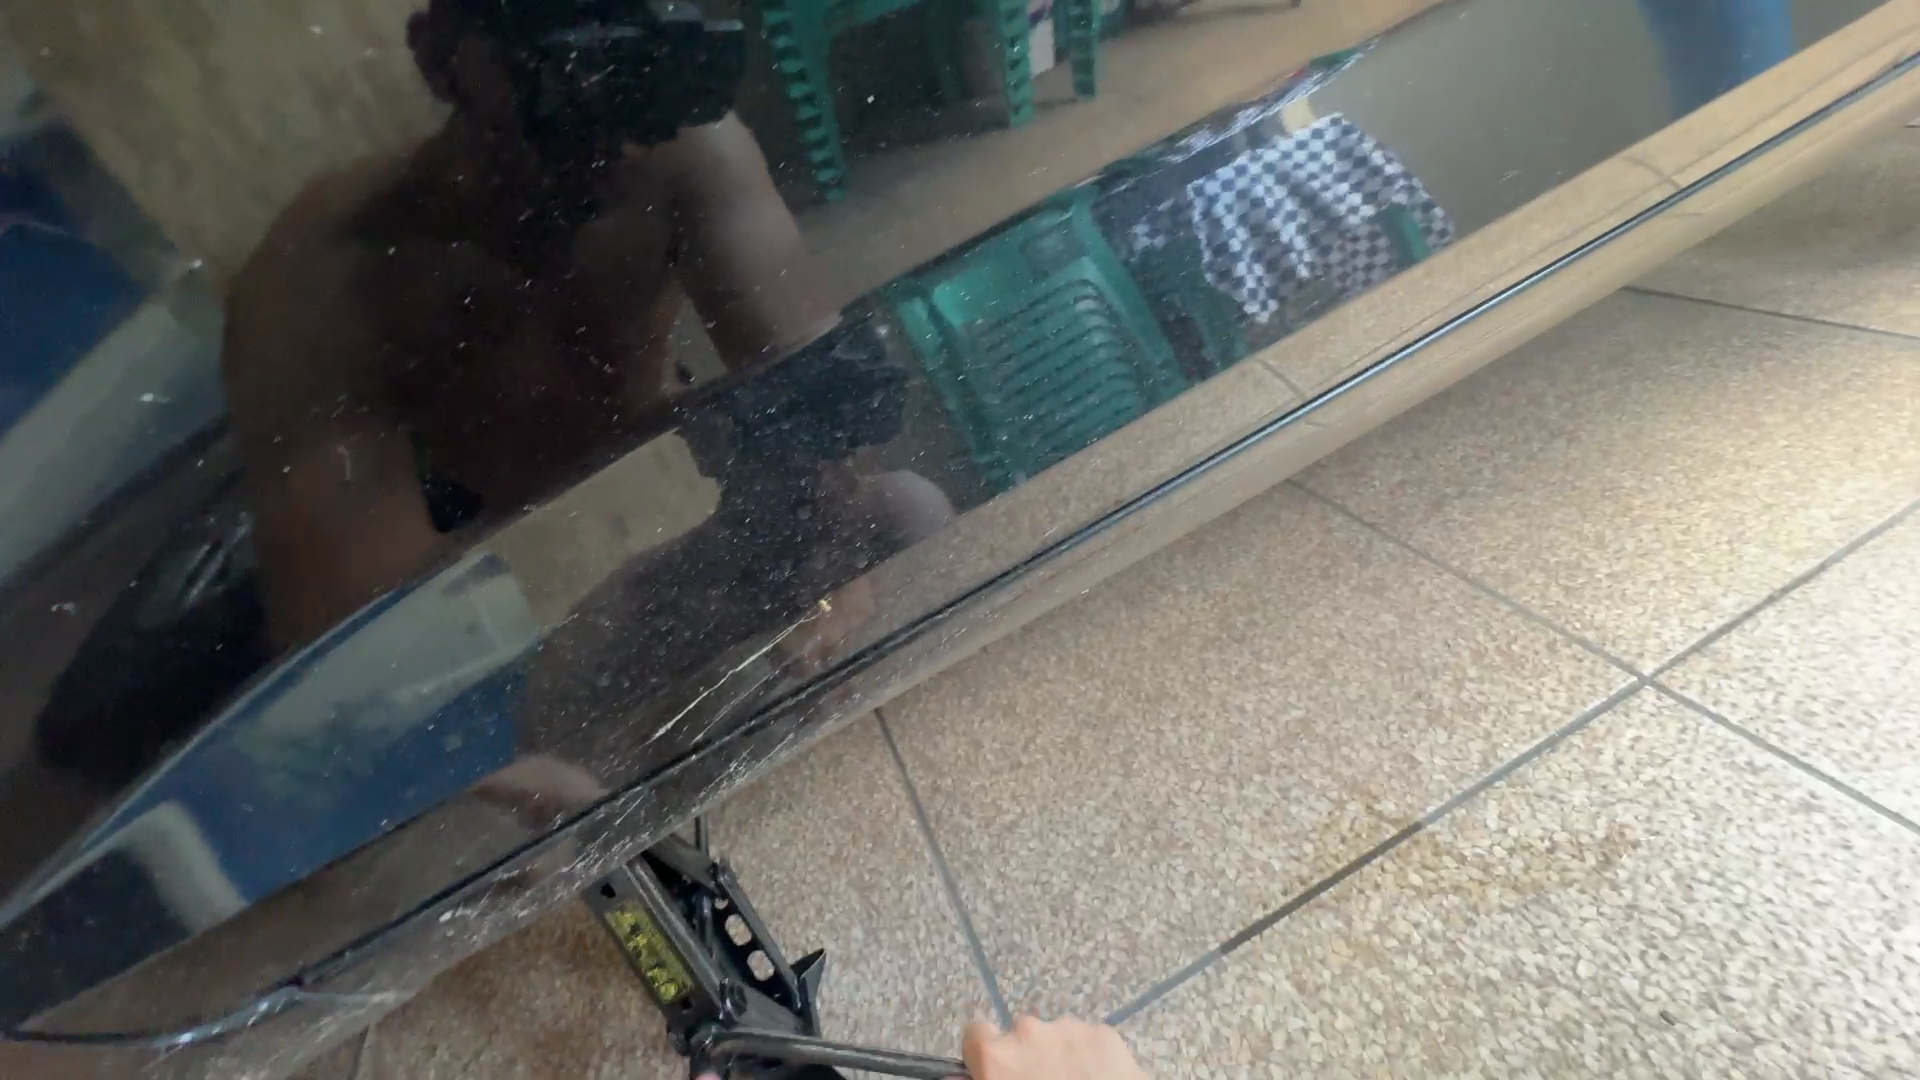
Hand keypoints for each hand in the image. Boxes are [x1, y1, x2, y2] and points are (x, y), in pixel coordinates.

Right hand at [962, 1018, 1147, 1079]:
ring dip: (1058, 1060)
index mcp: (997, 1056)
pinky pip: (1087, 1041)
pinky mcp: (1105, 1033)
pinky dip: (1090, 1061)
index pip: (974, 1034)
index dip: (983, 1058)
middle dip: (1026, 1062)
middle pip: (1018, 1038)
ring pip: (1054, 1039)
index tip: (995, 1078)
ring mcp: (1069, 1028)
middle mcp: (1028, 1031)